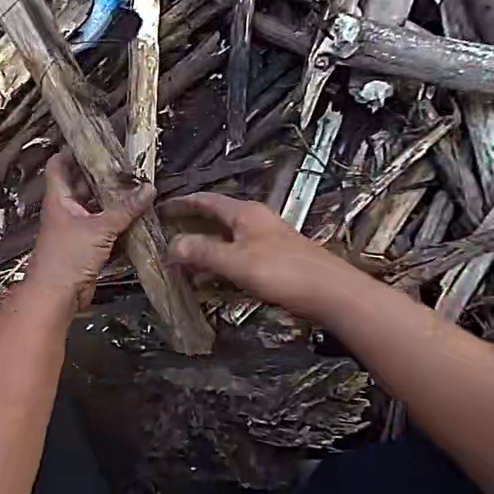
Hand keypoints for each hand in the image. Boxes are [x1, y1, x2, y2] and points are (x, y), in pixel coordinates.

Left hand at [22, 153, 153, 308]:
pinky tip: (140, 219)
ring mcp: (76, 229)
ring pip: (97, 209)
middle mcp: (66, 210)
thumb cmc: (68, 257)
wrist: (56, 296)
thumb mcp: (99, 229)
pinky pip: (105, 230)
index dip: (72, 152)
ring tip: (141, 189)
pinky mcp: (87, 248)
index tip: (95, 142)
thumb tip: (149, 188)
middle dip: (104, 177)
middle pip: (83, 186)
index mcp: (59, 199)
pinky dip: (119, 225)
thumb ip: (125, 209)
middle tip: (131, 167)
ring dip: (115, 203)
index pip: (59, 165)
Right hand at [163, 192, 369, 321]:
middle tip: (165, 233)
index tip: (159, 208)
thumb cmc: (284, 272)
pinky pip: (236, 254)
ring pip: (225, 237)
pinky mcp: (274, 260)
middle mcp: (255, 221)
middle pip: (215, 217)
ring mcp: (266, 240)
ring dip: (202, 245)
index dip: (181, 202)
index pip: (205, 200)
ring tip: (180, 258)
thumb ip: (200, 252)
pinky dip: (218, 260)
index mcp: (244, 213)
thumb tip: (170, 246)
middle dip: (189, 224)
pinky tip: (211, 276)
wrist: (334, 294)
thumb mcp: (235, 261)